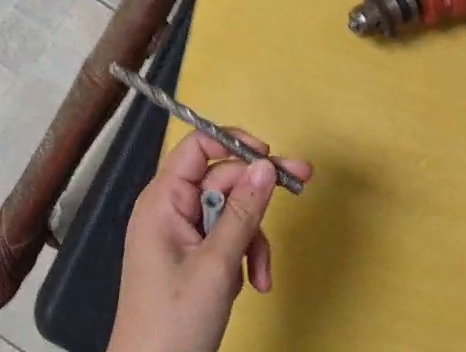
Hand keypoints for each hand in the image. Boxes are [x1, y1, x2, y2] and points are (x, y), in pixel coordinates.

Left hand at [108, 129, 313, 351]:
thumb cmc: (174, 322)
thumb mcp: (217, 265)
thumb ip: (243, 212)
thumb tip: (265, 165)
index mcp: (163, 200)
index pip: (197, 147)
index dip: (233, 143)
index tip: (268, 154)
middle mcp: (170, 209)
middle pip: (222, 179)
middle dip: (257, 196)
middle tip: (302, 183)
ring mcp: (182, 235)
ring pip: (230, 212)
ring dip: (254, 239)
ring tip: (262, 276)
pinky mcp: (193, 259)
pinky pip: (227, 240)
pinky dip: (245, 257)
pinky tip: (254, 284)